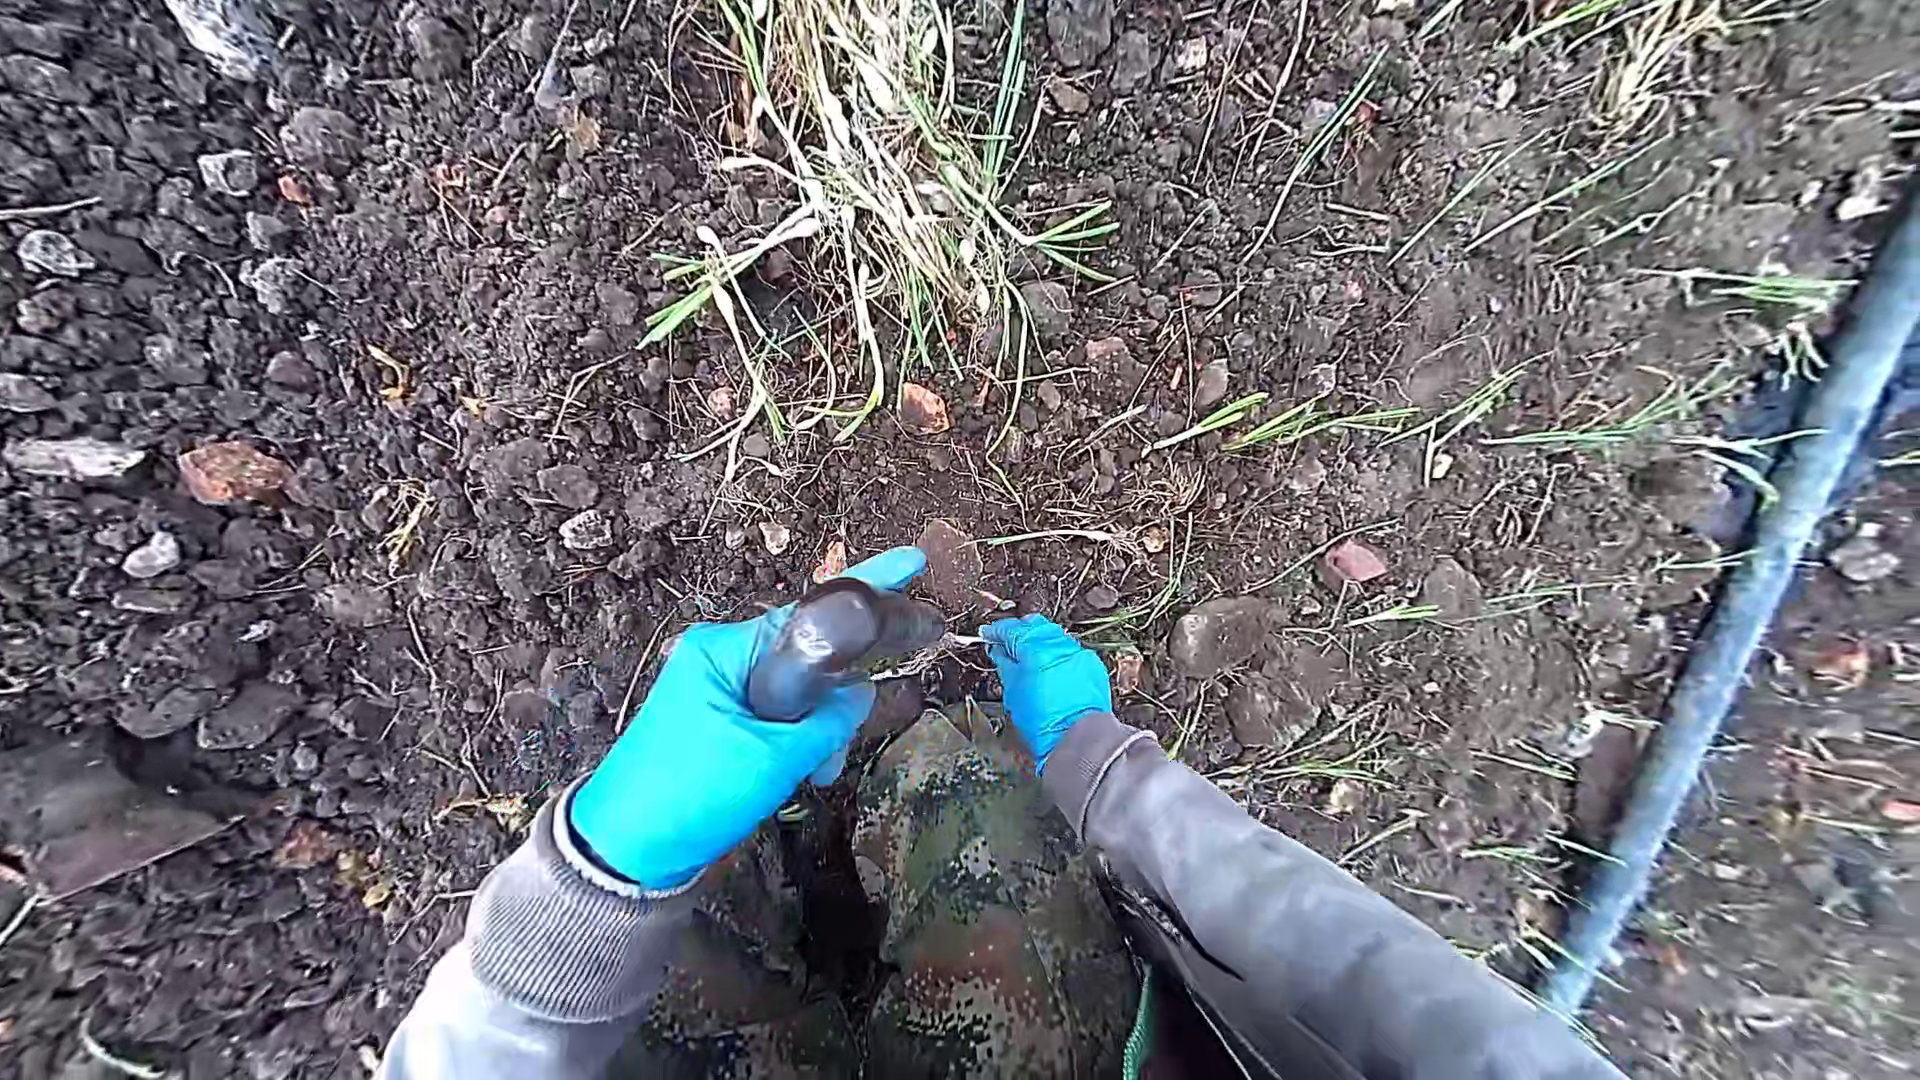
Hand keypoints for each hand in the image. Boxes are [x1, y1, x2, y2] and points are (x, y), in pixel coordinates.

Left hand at [569, 546, 927, 887]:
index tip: (911, 560)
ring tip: (821, 768)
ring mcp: (725, 683)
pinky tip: (808, 769)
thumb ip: (830, 719)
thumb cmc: (693, 794)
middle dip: (843, 685)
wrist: (624, 853)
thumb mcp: (774, 758)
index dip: (866, 583)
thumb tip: (864, 690)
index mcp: (727, 648)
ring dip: (821, 723)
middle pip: (811, 648)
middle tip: (873, 704)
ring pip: (800, 685)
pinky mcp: (727, 712)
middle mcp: (726, 654)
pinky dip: (801, 735)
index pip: (809, 607)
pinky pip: (781, 708)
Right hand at [981, 614, 1111, 773]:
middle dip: (1018, 631)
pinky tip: (1048, 666)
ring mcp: (1076, 652)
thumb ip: (1005, 663)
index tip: (988, 635)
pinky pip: (1068, 650)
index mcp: (1035, 647)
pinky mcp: (1091, 664)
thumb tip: (998, 650)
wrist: (1078, 739)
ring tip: (1026, 656)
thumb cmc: (1044, 721)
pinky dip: (1055, 653)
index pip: (1011, 629)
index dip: (996, 632)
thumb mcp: (1013, 691)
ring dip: (1038, 641)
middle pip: (1034, 626)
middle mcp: (1058, 644)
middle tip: (1005, 644)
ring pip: (1052, 635)